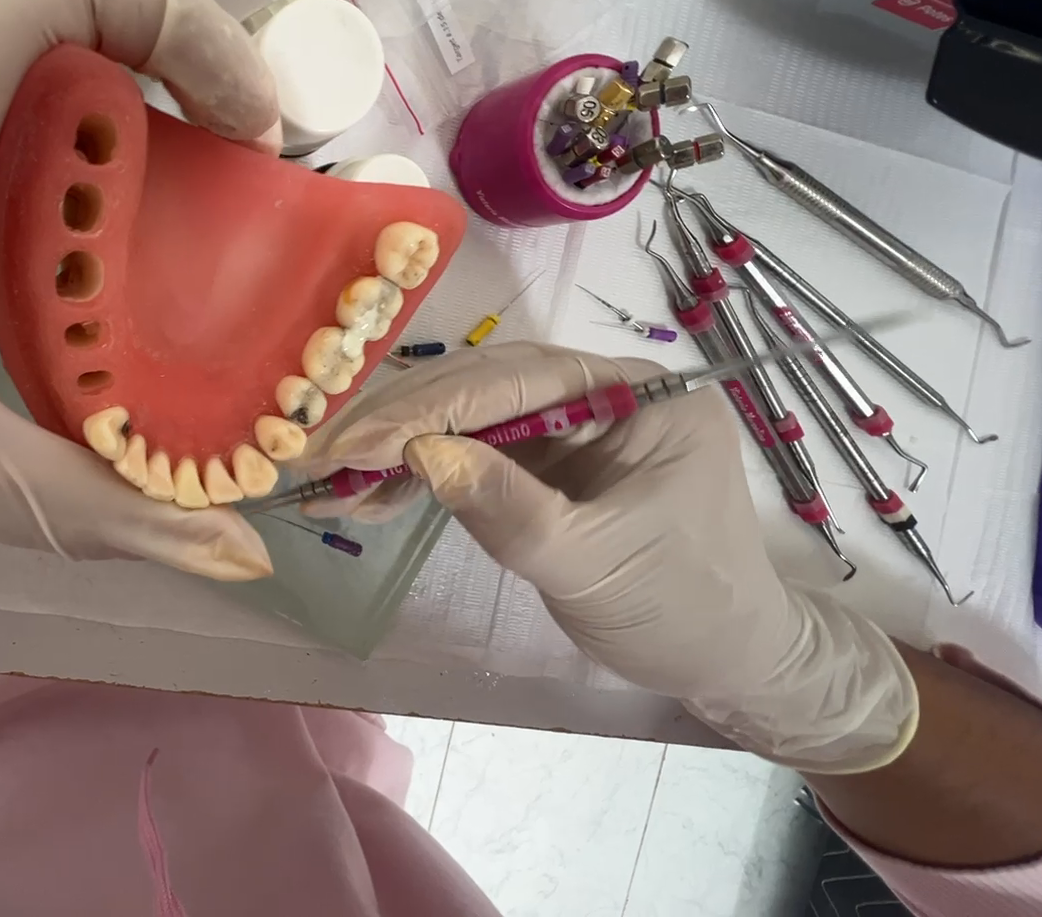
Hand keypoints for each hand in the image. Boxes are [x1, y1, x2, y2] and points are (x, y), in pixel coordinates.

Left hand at [0, 0, 279, 605]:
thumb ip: (97, 512)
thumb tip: (232, 553)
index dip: (190, 30)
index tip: (249, 131)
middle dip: (168, 71)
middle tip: (226, 178)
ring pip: (12, 33)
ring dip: (106, 98)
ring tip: (161, 198)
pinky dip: (45, 122)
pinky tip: (60, 217)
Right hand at [311, 342, 916, 771]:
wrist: (720, 660)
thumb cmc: (678, 610)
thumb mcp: (592, 563)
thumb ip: (508, 507)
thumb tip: (419, 453)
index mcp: (635, 393)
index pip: (513, 381)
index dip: (426, 410)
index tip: (352, 444)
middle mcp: (595, 389)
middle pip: (476, 387)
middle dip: (396, 424)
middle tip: (322, 455)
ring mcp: (563, 421)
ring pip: (460, 414)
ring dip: (393, 447)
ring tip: (330, 479)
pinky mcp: (537, 455)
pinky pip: (464, 449)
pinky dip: (415, 474)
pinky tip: (370, 498)